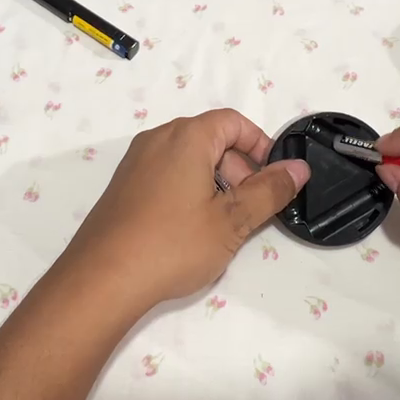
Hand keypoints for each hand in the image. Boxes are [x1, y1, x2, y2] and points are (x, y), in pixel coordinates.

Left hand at [53, 110, 309, 315]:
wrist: (101, 278)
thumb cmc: (172, 245)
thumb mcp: (231, 221)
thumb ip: (268, 191)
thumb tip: (298, 168)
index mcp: (186, 137)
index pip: (233, 121)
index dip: (260, 146)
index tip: (274, 180)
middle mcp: (158, 138)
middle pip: (211, 138)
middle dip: (239, 168)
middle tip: (249, 210)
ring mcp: (136, 161)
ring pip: (189, 158)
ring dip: (215, 182)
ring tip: (222, 225)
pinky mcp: (124, 185)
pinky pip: (167, 173)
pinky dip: (188, 189)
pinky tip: (190, 230)